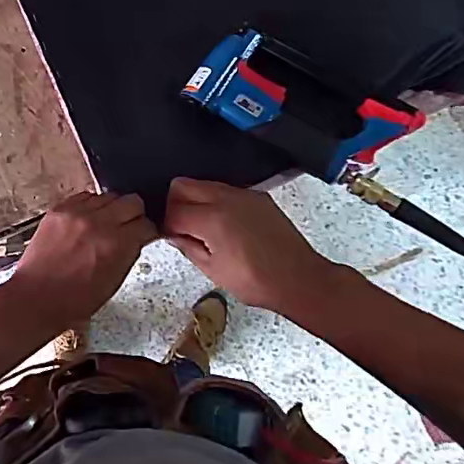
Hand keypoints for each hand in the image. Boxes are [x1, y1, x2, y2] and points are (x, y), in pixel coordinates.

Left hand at [4, 191, 156, 327]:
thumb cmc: (73, 299)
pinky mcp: (60, 209)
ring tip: (104, 223)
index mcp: (118, 244)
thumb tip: (138, 238)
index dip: (147, 230)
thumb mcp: (115, 280)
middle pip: (132, 201)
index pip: (146, 224)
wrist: (37, 297)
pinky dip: (89, 206)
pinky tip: (87, 219)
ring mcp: (78, 214)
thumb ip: (130, 252)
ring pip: (109, 195)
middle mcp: (100, 224)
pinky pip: (84, 196)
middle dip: (134, 214)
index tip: (144, 232)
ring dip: (111, 208)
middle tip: (129, 224)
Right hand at [162, 178, 345, 310]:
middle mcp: (227, 199)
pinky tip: (225, 226)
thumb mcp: (214, 270)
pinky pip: (228, 190)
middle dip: (175, 204)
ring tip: (204, 229)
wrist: (298, 278)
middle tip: (181, 227)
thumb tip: (176, 236)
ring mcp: (244, 195)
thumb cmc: (260, 280)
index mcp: (212, 219)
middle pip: (183, 185)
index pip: (173, 210)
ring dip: (197, 200)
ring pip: (205, 184)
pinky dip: (218, 202)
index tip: (169, 234)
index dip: (166, 224)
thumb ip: (189, 247)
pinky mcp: (258, 197)